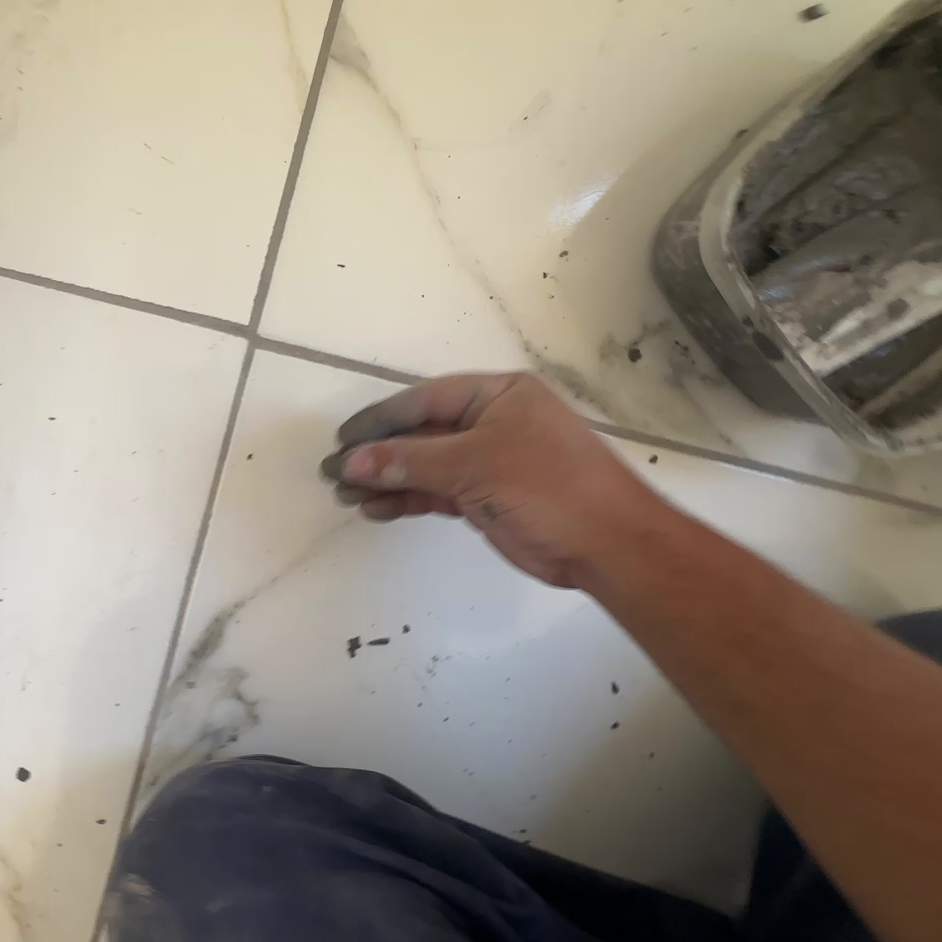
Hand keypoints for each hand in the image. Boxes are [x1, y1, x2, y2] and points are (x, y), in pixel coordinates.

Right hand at [319, 372, 676, 588]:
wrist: (607, 545)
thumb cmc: (548, 487)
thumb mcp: (475, 465)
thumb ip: (410, 461)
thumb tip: (352, 462)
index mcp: (497, 396)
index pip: (424, 401)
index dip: (379, 420)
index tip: (341, 440)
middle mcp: (489, 422)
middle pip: (419, 434)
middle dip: (377, 455)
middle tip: (334, 474)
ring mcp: (486, 461)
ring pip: (423, 466)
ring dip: (385, 480)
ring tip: (347, 497)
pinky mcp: (483, 496)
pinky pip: (433, 492)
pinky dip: (405, 500)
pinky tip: (376, 510)